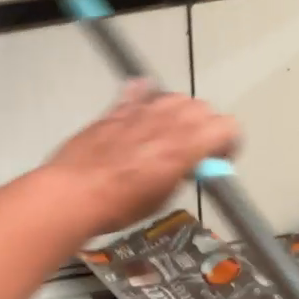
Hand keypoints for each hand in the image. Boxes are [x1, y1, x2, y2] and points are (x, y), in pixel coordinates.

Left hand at [38, 82, 237, 236]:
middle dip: (202, 124)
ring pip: (172, 97)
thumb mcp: (162, 197)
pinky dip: (143, 95)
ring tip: (167, 131)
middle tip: (192, 145)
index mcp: (185, 145)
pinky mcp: (113, 112)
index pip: (227, 126)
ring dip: (176, 111)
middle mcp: (166, 122)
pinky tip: (141, 102)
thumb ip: (180, 172)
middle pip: (201, 107)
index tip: (217, 156)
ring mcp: (137, 112)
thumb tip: (186, 164)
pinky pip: (135, 93)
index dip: (226, 141)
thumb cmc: (117, 205)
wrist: (72, 193)